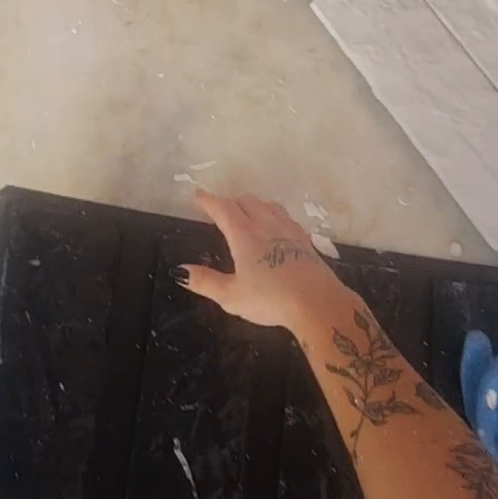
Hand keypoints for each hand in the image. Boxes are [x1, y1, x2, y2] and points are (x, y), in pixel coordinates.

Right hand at [178, 190, 355, 332]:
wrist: (318, 303)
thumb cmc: (271, 299)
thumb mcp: (231, 296)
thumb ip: (205, 282)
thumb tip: (179, 271)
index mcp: (244, 235)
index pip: (223, 208)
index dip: (208, 200)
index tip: (198, 194)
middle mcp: (266, 225)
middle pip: (246, 201)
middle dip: (230, 202)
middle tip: (220, 210)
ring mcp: (289, 230)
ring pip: (268, 205)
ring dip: (253, 205)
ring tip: (246, 214)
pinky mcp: (305, 240)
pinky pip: (285, 217)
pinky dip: (273, 215)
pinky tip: (276, 228)